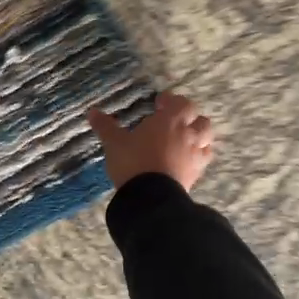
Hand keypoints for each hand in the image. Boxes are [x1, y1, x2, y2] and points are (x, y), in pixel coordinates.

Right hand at [87, 92, 215, 191]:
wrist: (151, 197)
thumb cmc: (133, 161)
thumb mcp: (114, 142)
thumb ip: (105, 126)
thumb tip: (92, 112)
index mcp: (170, 122)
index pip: (182, 103)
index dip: (172, 101)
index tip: (159, 103)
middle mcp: (188, 135)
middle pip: (201, 121)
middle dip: (190, 119)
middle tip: (174, 122)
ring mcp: (195, 156)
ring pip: (206, 141)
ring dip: (198, 137)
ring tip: (183, 141)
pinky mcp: (196, 174)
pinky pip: (202, 160)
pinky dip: (195, 156)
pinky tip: (183, 160)